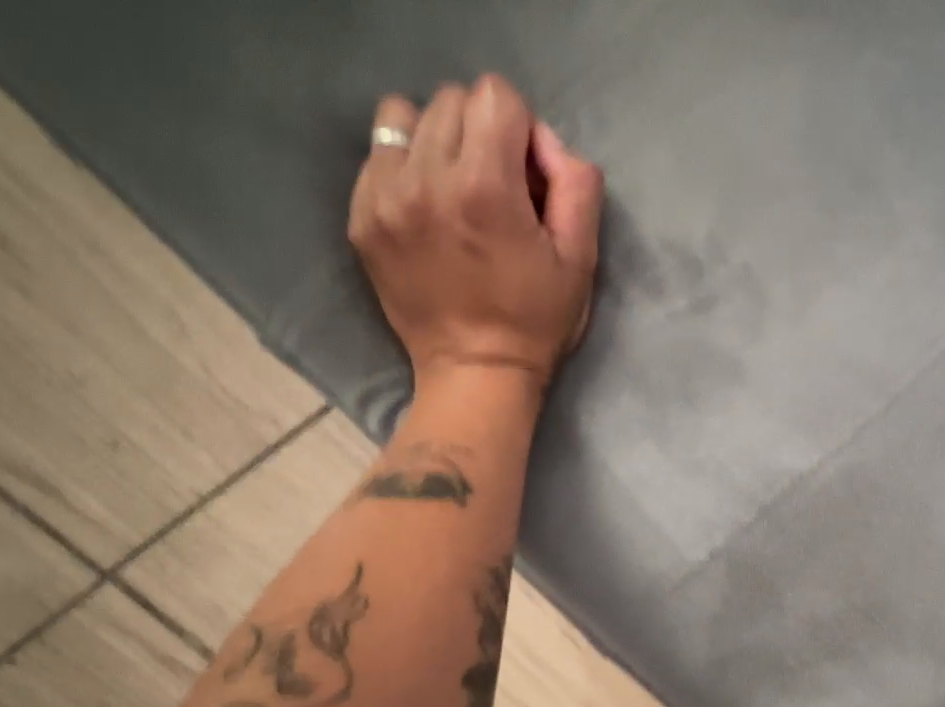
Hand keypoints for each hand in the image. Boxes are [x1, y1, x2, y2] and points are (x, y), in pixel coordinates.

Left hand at [348, 75, 603, 394]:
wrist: (476, 372)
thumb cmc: (538, 319)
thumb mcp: (583, 258)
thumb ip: (576, 184)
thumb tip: (546, 145)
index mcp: (487, 188)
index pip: (496, 95)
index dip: (523, 129)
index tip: (529, 176)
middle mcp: (427, 179)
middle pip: (451, 100)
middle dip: (482, 132)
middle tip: (497, 186)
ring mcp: (384, 196)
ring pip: (406, 115)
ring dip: (438, 140)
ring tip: (455, 188)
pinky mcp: (361, 216)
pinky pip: (378, 154)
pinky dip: (407, 167)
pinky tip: (428, 209)